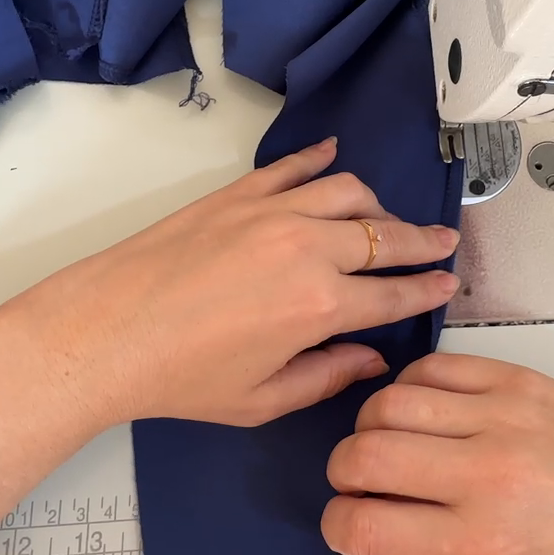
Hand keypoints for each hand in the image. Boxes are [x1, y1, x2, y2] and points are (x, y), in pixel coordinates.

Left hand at [0, 138, 458, 429]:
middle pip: (385, 236)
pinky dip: (318, 158)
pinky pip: (293, 166)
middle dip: (423, 240)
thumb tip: (374, 360)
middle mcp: (309, 248)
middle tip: (443, 241)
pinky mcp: (240, 193)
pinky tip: (333, 153)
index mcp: (320, 307)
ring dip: (378, 204)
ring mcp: (273, 211)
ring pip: (349, 191)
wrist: (105, 331)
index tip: (448, 282)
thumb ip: (328, 377)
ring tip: (385, 217)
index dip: (428, 290)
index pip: (394, 294)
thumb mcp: (262, 400)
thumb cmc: (182, 379)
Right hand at [322, 353, 553, 554]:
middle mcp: (485, 474)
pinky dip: (409, 386)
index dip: (337, 524)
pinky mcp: (512, 375)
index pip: (367, 528)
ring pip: (388, 402)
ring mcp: (499, 414)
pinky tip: (421, 406)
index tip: (344, 520)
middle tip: (356, 477)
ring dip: (370, 424)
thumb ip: (430, 544)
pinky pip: (431, 367)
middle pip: (364, 456)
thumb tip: (369, 514)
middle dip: (342, 470)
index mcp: (483, 542)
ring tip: (387, 437)